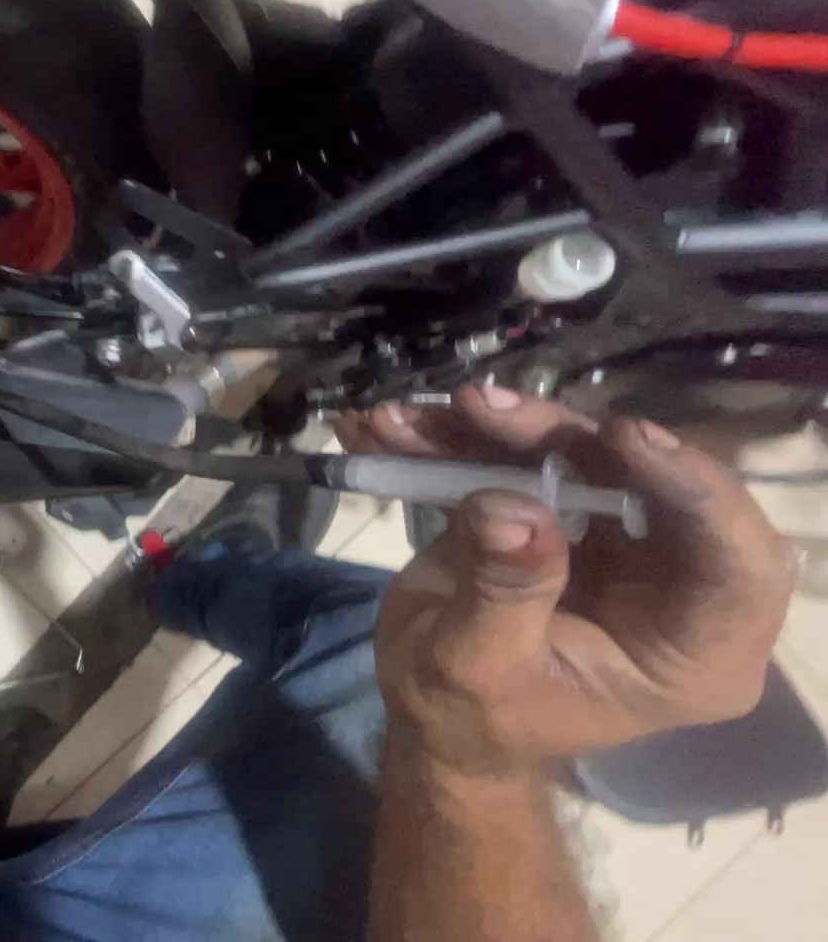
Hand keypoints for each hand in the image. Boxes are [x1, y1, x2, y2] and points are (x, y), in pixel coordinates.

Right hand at [337, 385, 793, 778]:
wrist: (430, 713)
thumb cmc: (465, 712)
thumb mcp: (476, 663)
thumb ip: (503, 591)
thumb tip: (509, 508)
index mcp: (685, 648)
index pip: (734, 565)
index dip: (693, 491)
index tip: (620, 435)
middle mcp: (660, 584)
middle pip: (635, 486)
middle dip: (552, 436)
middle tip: (475, 406)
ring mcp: (601, 545)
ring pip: (565, 460)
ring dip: (479, 430)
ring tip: (399, 418)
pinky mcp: (542, 522)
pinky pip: (502, 466)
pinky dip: (441, 442)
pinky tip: (383, 429)